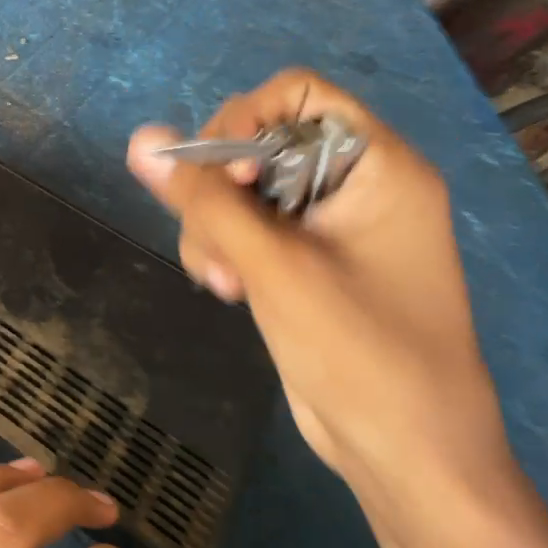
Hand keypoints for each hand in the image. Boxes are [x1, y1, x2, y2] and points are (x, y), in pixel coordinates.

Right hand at [126, 69, 547, 547]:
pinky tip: (225, 289)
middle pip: (256, 141)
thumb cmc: (361, 351)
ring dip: (211, 226)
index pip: (297, 93)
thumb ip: (202, 199)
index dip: (245, 119)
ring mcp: (327, 223)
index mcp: (378, 167)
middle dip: (217, 189)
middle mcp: (354, 183)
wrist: (407, 454)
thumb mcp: (273, 267)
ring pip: (237, 188)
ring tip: (220, 280)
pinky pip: (243, 224)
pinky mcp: (304, 258)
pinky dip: (221, 248)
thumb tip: (139, 139)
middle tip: (210, 235)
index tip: (220, 175)